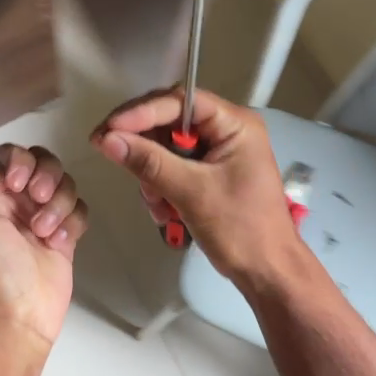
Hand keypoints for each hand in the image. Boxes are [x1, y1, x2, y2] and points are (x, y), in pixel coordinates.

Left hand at [0, 144, 90, 352]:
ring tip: (45, 233)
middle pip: (42, 163)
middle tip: (38, 199)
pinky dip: (72, 222)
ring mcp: (40, 218)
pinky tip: (60, 244)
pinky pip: (79, 210)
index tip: (17, 184)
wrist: (18, 319)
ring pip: (64, 184)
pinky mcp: (64, 237)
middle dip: (46, 176)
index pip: (8, 155)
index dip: (19, 161)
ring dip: (59, 203)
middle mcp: (14, 202)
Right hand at [91, 87, 303, 289]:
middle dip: (143, 146)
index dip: (140, 113)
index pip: (179, 102)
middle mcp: (226, 130)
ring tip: (157, 204)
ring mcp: (216, 153)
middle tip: (109, 154)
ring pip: (165, 148)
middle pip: (168, 122)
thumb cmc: (241, 229)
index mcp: (234, 124)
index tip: (108, 130)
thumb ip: (149, 162)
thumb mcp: (192, 193)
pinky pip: (171, 168)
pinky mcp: (207, 174)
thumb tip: (107, 140)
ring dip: (152, 175)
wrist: (268, 274)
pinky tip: (165, 212)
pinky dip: (161, 187)